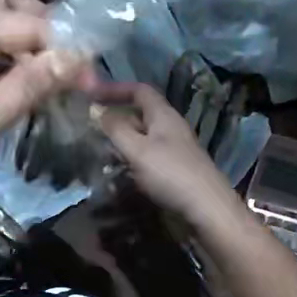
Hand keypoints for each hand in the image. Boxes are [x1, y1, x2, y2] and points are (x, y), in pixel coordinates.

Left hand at [0, 0, 90, 216]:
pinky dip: (13, 73)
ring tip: (57, 84)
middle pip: (4, 6)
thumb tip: (79, 56)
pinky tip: (31, 97)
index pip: (23, 21)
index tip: (91, 77)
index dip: (61, 44)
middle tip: (66, 64)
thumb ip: (30, 84)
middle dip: (40, 26)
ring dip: (28, 51)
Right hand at [91, 81, 238, 222]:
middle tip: (91, 130)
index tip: (92, 96)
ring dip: (121, 142)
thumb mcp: (137, 150)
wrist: (206, 207)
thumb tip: (97, 112)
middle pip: (139, 114)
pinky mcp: (174, 168)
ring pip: (142, 137)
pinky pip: (147, 155)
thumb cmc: (170, 173)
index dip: (115, 89)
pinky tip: (119, 173)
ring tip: (100, 153)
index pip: (139, 91)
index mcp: (163, 115)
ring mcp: (174, 148)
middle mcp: (170, 126)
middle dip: (115, 120)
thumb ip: (116, 129)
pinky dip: (131, 159)